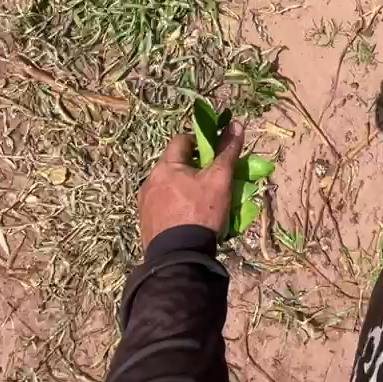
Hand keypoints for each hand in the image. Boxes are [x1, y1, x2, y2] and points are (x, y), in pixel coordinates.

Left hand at [138, 121, 242, 249]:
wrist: (179, 258)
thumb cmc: (200, 211)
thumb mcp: (220, 179)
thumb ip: (228, 151)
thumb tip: (237, 124)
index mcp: (165, 167)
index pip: (182, 140)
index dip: (200, 142)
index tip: (214, 155)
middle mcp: (150, 182)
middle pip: (175, 164)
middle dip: (194, 167)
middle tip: (212, 179)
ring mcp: (145, 204)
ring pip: (169, 185)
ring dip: (185, 187)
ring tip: (203, 201)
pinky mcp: (146, 223)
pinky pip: (164, 205)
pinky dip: (176, 205)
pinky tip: (190, 217)